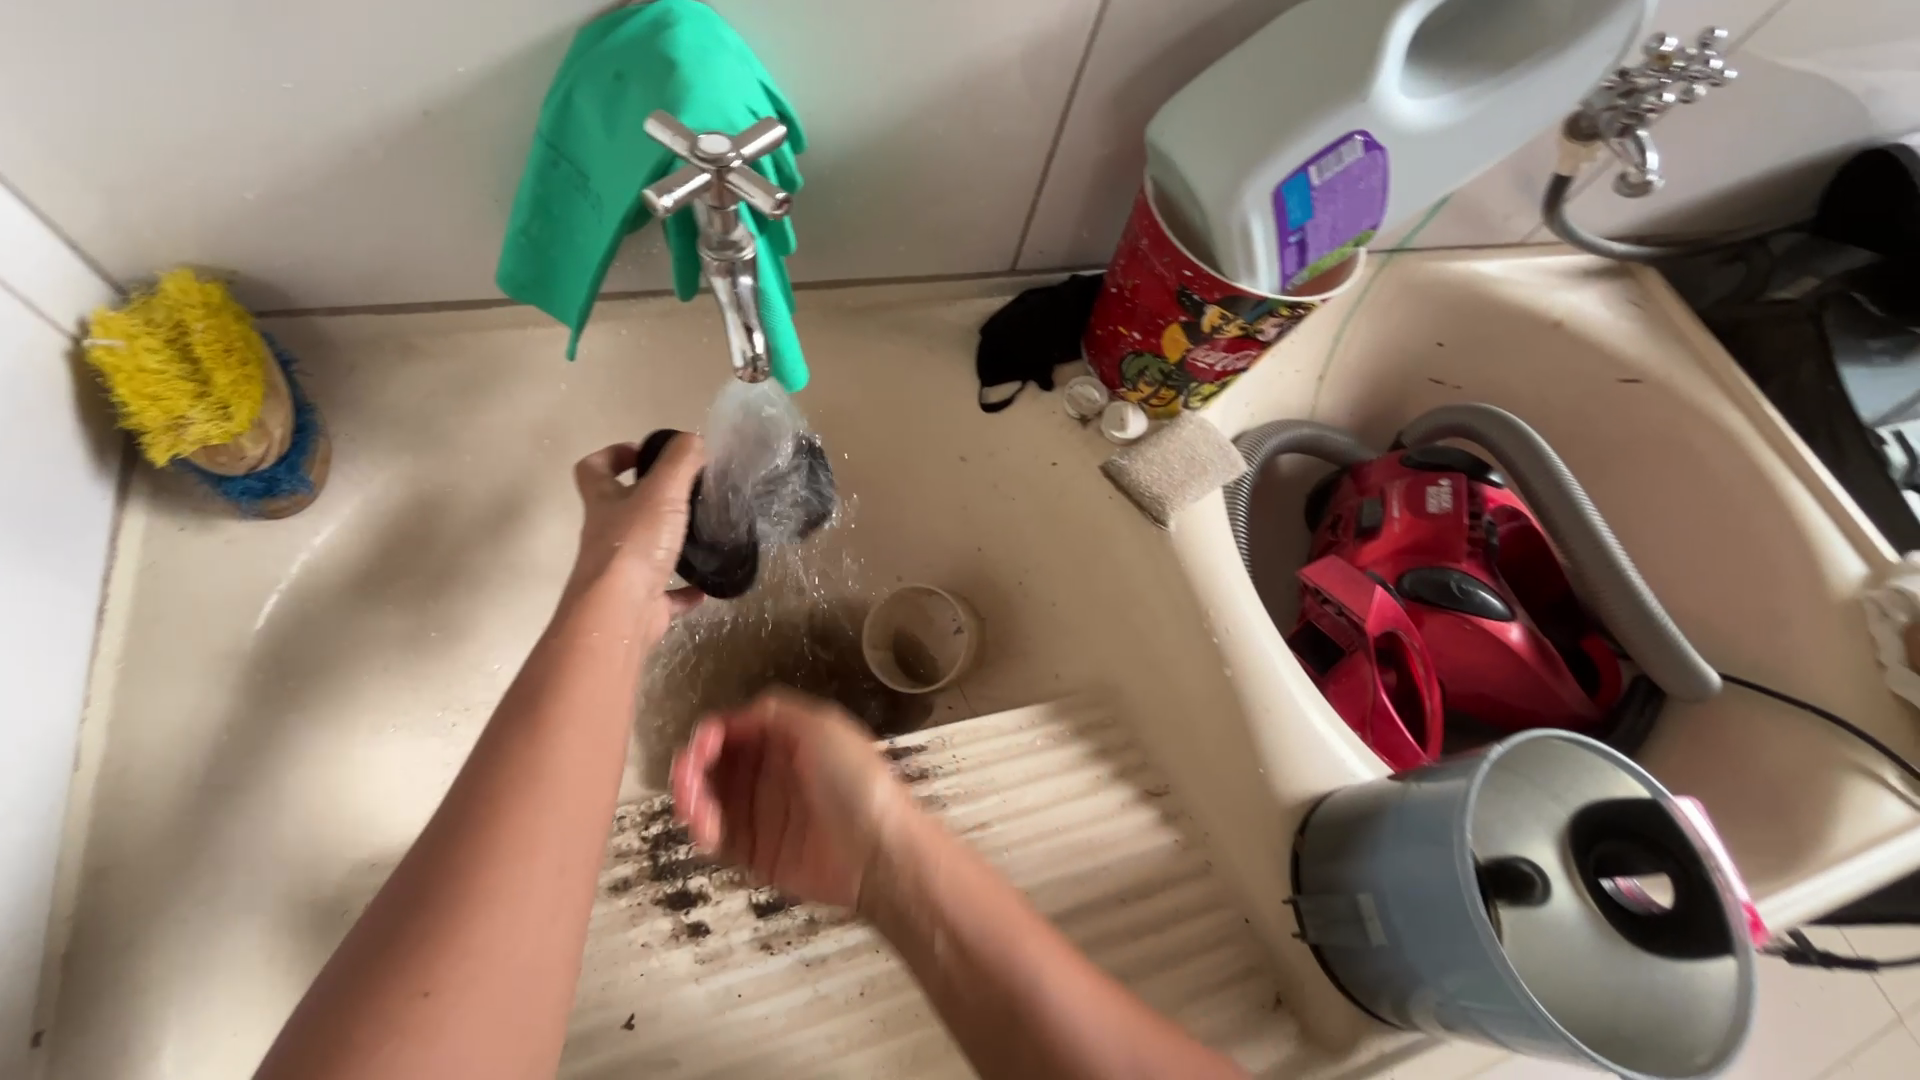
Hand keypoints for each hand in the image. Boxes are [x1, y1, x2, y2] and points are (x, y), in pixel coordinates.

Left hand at [565, 437, 706, 643]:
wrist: (620, 612)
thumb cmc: (636, 545)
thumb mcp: (662, 491)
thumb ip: (680, 462)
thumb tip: (694, 440)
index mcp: (605, 504)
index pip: (593, 469)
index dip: (613, 455)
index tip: (642, 454)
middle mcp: (607, 536)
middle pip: (619, 510)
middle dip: (648, 500)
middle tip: (685, 494)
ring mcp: (622, 573)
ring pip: (643, 552)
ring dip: (668, 544)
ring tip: (702, 535)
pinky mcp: (641, 603)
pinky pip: (665, 594)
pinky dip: (685, 590)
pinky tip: (707, 586)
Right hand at [670, 688, 916, 910]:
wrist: (878, 851)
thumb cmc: (855, 781)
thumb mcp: (823, 726)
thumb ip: (776, 712)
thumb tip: (738, 715)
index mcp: (788, 740)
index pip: (736, 730)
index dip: (713, 733)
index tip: (703, 743)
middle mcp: (771, 773)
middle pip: (715, 764)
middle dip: (693, 766)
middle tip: (686, 776)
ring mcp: (762, 814)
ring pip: (709, 799)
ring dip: (692, 797)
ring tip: (695, 807)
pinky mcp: (755, 852)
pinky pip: (716, 837)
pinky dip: (703, 830)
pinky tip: (708, 829)